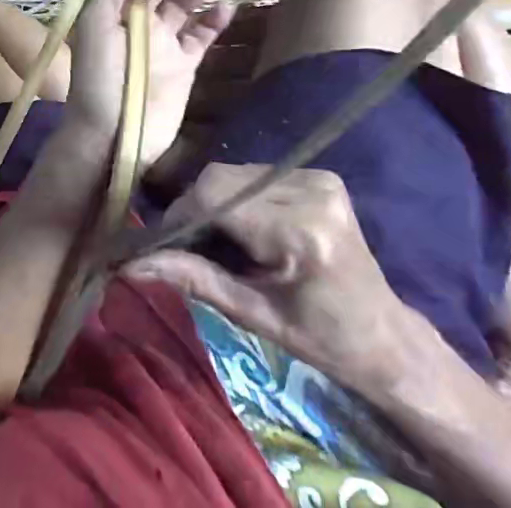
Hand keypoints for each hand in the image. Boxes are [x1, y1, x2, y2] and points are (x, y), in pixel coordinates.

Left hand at [60, 0, 234, 165]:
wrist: (114, 137)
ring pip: (188, 5)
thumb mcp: (97, 22)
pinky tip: (227, 8)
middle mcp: (141, 21)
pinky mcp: (186, 65)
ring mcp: (165, 43)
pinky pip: (203, 35)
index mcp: (116, 8)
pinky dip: (216, 20)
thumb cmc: (99, 78)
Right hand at [123, 163, 418, 390]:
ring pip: (236, 172)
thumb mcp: (253, 314)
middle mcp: (312, 192)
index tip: (161, 245)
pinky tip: (245, 228)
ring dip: (215, 201)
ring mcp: (320, 178)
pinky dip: (239, 197)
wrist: (381, 331)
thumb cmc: (318, 338)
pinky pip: (258, 175)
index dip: (179, 216)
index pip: (216, 198)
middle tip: (186, 246)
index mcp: (300, 232)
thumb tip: (129, 265)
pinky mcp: (322, 174)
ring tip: (218, 242)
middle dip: (194, 208)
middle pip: (222, 178)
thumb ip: (193, 278)